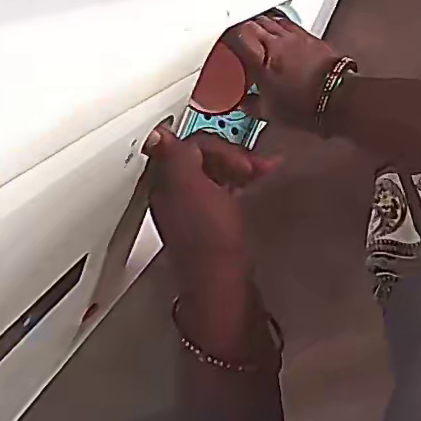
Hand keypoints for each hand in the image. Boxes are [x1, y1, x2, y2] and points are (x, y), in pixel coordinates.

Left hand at [141, 124, 280, 273]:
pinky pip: (221, 189)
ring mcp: (190, 210)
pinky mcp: (208, 225)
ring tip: (261, 171)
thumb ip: (176, 156)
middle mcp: (173, 194)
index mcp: (166, 182)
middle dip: (231, 155)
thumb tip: (159, 133)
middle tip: (254, 166)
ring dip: (238, 166)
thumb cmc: (211, 241)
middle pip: (201, 157)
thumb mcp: (192, 186)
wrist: (224, 288)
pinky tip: (251, 185)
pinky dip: (238, 182)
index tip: (239, 158)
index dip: (218, 146)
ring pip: (213, 172)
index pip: (189, 143)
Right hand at [223, 14, 344, 130]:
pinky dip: (276, 24)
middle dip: (240, 27)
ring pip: (268, 19)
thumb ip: (251, 105)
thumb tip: (244, 103)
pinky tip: (276, 32)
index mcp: (262, 60)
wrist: (338, 100)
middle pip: (251, 23)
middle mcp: (276, 44)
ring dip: (258, 23)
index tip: (221, 39)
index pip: (237, 35)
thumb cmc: (308, 105)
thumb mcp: (270, 111)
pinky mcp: (307, 36)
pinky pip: (285, 22)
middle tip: (234, 35)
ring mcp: (293, 37)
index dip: (226, 34)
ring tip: (253, 31)